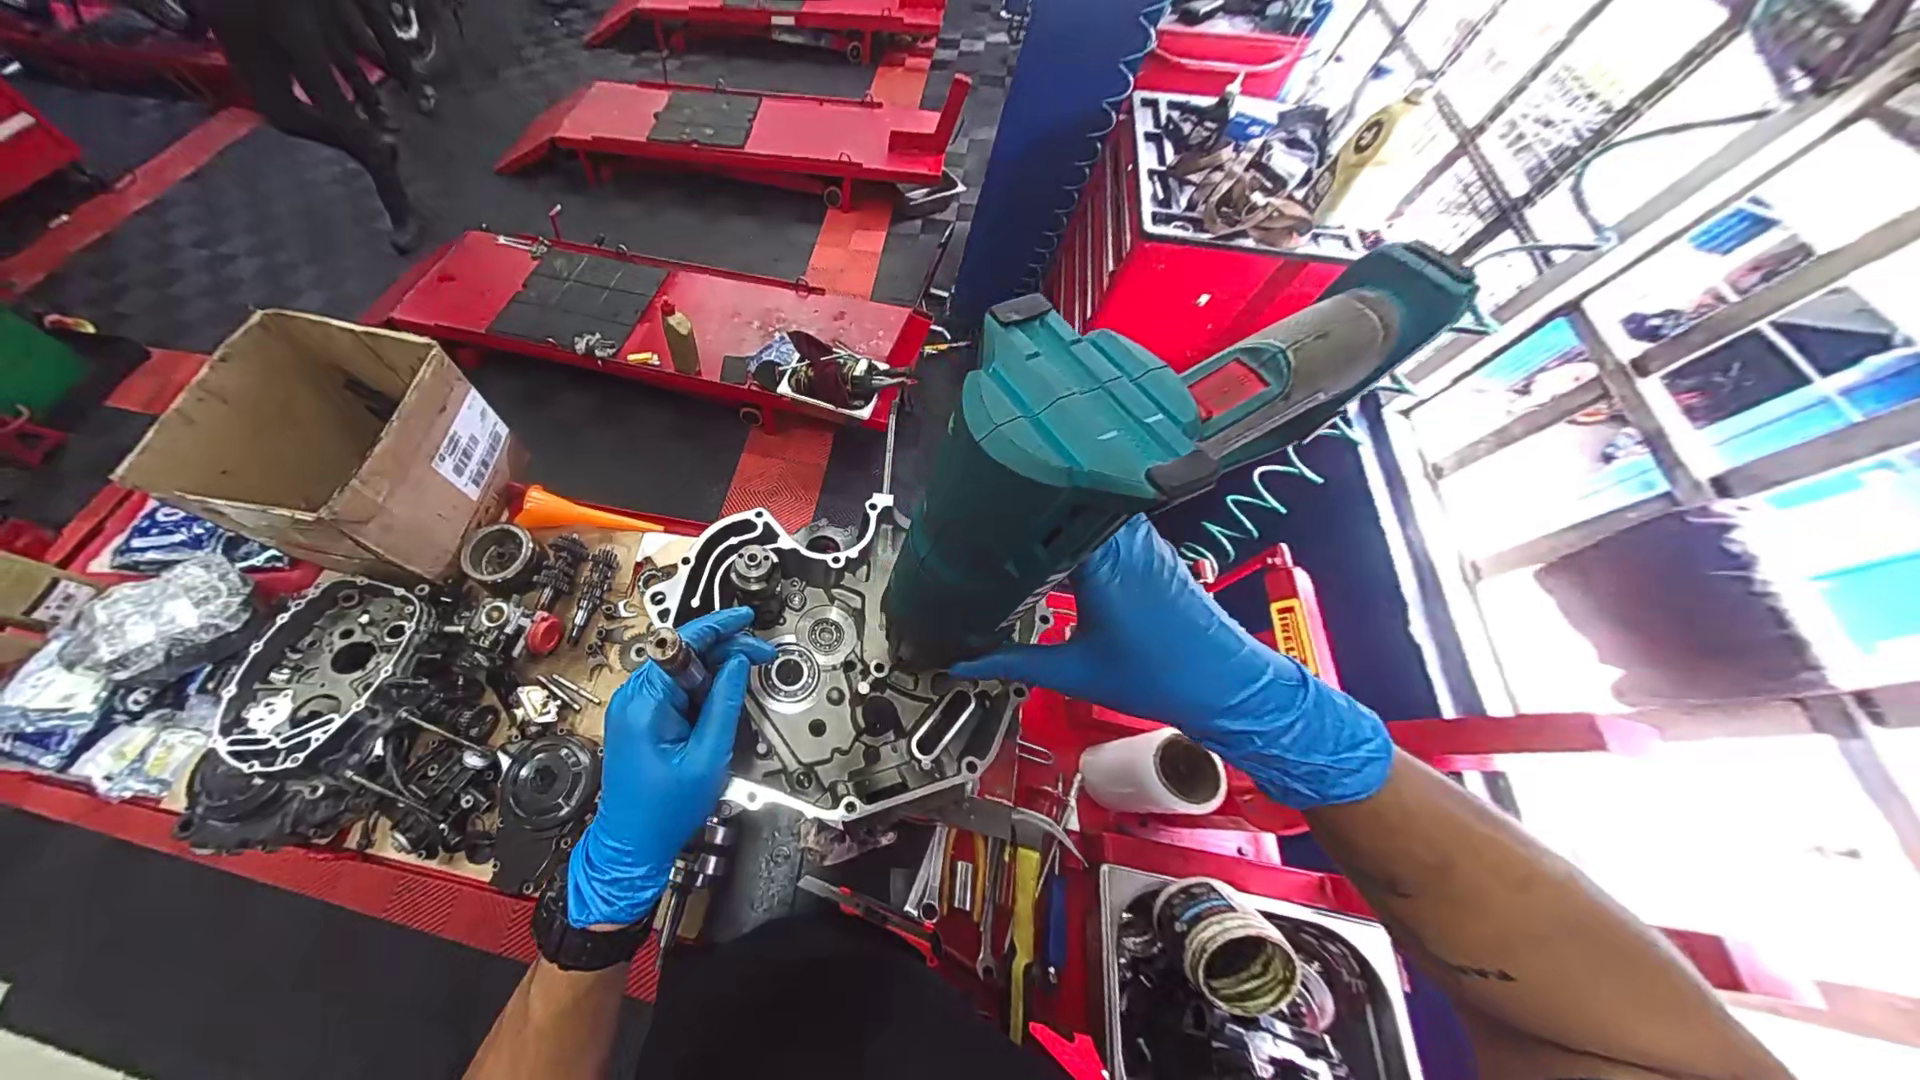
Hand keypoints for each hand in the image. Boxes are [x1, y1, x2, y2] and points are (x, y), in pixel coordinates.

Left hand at [566, 607, 775, 927]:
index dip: (718, 626)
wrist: (633, 844)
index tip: (743, 618)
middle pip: (685, 653)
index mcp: (644, 704)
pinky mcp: (644, 716)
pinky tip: (723, 696)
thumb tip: (738, 663)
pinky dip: (705, 686)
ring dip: (718, 669)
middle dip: (727, 650)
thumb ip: (725, 703)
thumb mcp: (707, 755)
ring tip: (746, 679)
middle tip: (760, 654)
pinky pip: (679, 687)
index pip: (682, 645)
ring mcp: (636, 706)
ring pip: (685, 669)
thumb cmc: (663, 810)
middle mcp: (634, 698)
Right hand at [952, 516, 1390, 807]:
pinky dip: (1081, 532)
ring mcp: (1143, 539)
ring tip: (1024, 538)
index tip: (980, 524)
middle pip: (1063, 505)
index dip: (1008, 515)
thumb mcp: (1074, 672)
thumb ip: (1014, 661)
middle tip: (993, 531)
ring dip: (1057, 522)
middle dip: (1028, 516)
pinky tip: (1064, 551)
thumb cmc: (1162, 677)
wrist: (1223, 684)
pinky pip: (1108, 522)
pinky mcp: (1153, 546)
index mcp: (1101, 564)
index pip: (1044, 515)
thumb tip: (968, 662)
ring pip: (1086, 510)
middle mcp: (1125, 540)